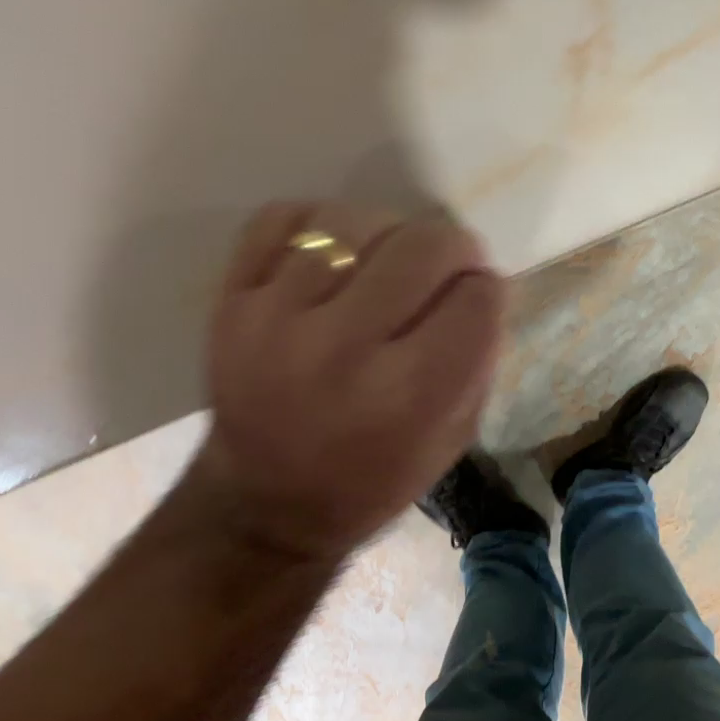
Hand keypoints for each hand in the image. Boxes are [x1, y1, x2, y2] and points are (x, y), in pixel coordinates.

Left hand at [198, 201, 504, 561]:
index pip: (477, 297)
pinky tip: (333, 255)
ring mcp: (279, 318)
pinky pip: (284, 217)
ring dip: (388, 235)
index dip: (487, 291)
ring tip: (386, 264)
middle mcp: (345, 348)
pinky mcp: (232, 300)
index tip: (476, 300)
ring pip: (356, 222)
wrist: (265, 503)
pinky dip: (319, 224)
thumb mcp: (452, 439)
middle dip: (453, 250)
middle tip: (447, 269)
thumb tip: (483, 284)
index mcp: (410, 396)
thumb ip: (477, 359)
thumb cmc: (373, 481)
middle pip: (425, 246)